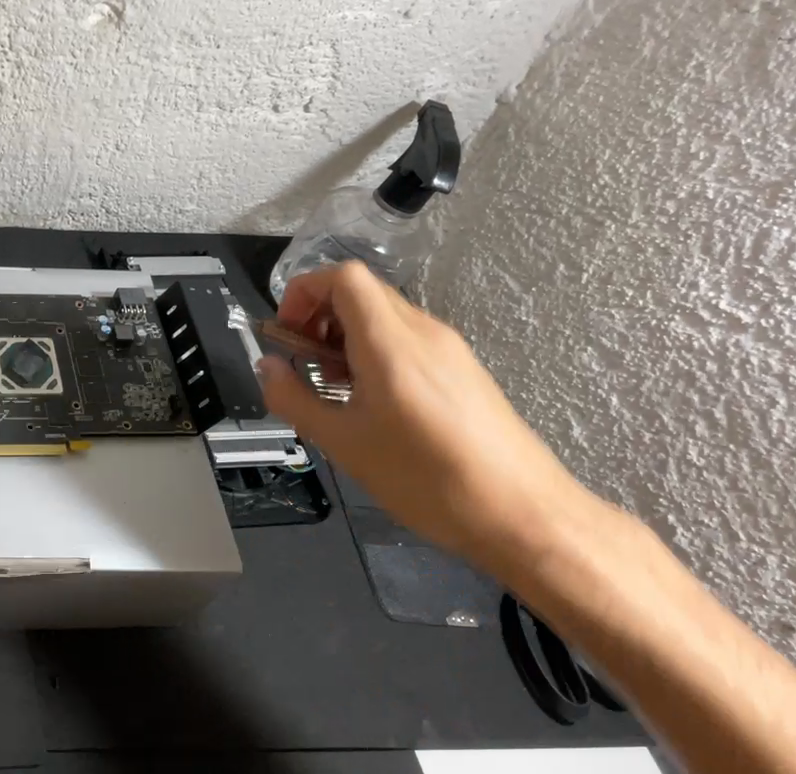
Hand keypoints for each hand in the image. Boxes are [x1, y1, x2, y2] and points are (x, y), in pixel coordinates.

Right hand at [256, 262, 593, 571]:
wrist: (528, 518)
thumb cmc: (428, 479)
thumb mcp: (343, 443)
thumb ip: (294, 398)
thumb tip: (268, 368)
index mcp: (391, 343)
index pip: (343, 276)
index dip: (303, 292)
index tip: (287, 335)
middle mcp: (424, 333)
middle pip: (361, 293)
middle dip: (319, 317)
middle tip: (304, 364)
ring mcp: (450, 351)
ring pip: (384, 317)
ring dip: (345, 337)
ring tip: (335, 388)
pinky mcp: (465, 372)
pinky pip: (408, 340)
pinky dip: (375, 353)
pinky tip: (373, 403)